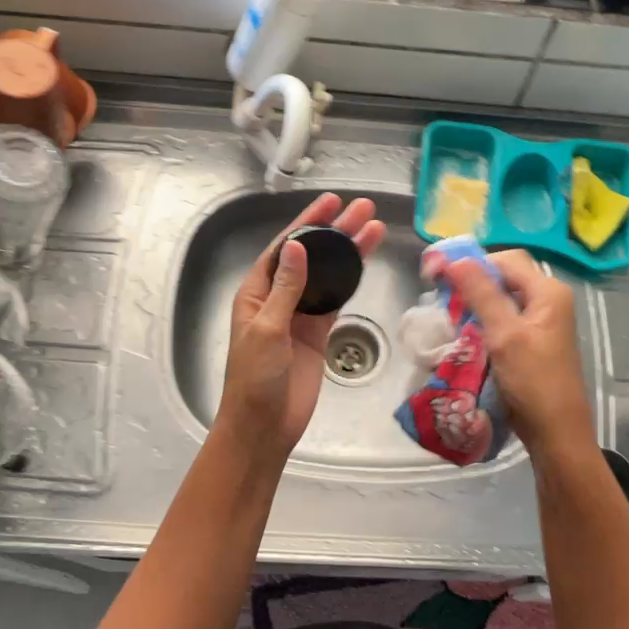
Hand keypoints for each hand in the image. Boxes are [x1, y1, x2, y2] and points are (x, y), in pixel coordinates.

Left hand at [218, 193, 386, 458]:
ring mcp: (299, 316)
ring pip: (327, 276)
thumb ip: (285, 289)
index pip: (284, 249)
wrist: (264, 426)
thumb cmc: (254, 379)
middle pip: (310, 257)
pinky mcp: (317, 334)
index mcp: (255, 292)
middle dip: (335, 231)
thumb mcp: (266, 330)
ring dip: (347, 253)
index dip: (307, 224)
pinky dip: (350, 282)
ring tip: (373, 228)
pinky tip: (365, 262)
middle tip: (363, 208)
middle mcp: (277, 298)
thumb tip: (299, 249)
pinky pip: (335, 300)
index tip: (330, 203)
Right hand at [443, 250, 594, 455]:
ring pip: (501, 299)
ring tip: (450, 316)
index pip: (506, 260)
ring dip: (475, 305)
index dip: (474, 263)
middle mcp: (548, 301)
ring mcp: (541, 322)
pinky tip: (466, 334)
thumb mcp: (505, 335)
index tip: (441, 276)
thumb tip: (456, 260)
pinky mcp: (531, 341)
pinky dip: (484, 322)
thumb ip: (482, 294)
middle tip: (443, 297)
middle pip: (504, 278)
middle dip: (472, 284)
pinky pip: (503, 320)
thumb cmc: (534, 381)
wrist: (555, 431)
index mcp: (548, 292)